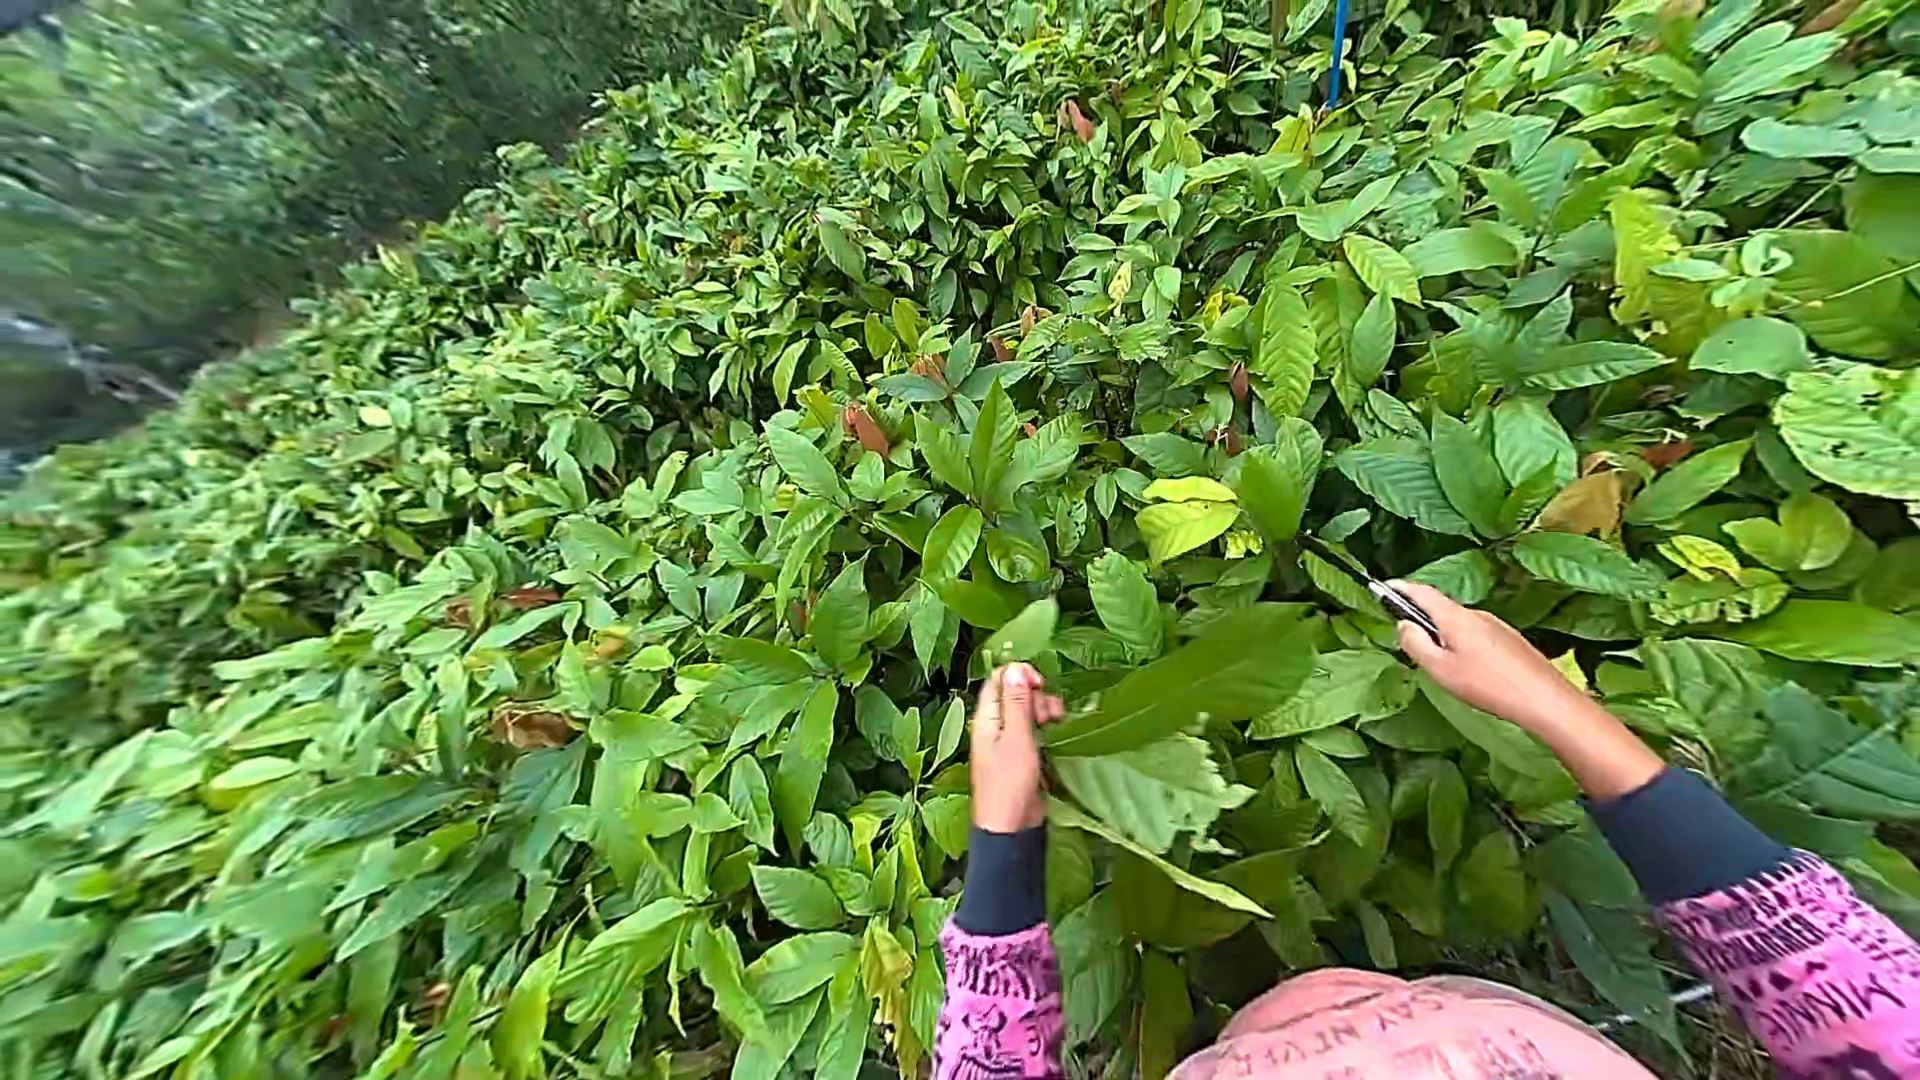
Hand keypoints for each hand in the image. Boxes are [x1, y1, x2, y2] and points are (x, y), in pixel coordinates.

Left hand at [970, 663, 1064, 832]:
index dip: (1019, 675)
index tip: (1040, 684)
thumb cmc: (1009, 783)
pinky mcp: (1018, 753)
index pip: (999, 679)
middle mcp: (993, 724)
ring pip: (1024, 710)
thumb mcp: (1017, 737)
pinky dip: (1043, 725)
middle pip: (1014, 693)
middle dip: (1035, 694)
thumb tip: (1016, 668)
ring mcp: (1006, 739)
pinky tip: (1056, 729)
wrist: (1010, 827)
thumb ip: (1016, 703)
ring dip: (1042, 709)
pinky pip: (1030, 728)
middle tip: (1051, 711)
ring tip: (1058, 719)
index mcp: (987, 717)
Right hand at [1387, 581, 1586, 733]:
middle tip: (1409, 639)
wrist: (1550, 704)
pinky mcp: (1512, 641)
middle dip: (1421, 616)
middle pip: (1441, 608)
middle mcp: (1478, 615)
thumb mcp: (1438, 668)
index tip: (1384, 587)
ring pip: (1459, 623)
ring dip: (1443, 632)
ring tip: (1440, 660)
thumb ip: (1414, 642)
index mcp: (1455, 618)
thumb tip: (1404, 625)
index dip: (1401, 588)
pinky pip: (1477, 633)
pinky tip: (1468, 668)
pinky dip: (1462, 641)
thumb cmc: (1488, 686)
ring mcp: (1499, 627)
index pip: (1422, 592)